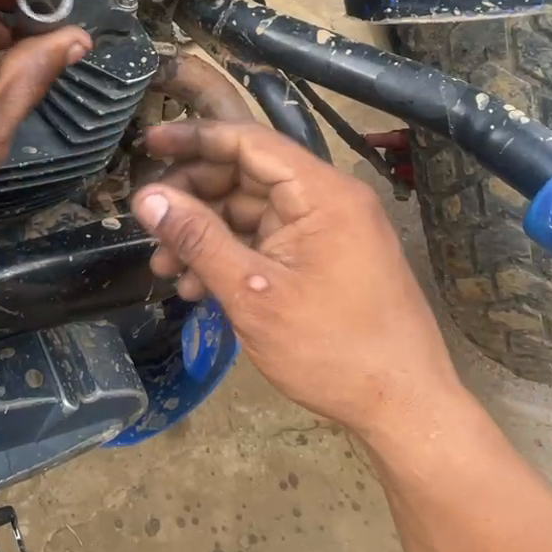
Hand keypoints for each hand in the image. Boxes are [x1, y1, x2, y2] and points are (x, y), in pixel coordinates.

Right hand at [130, 120, 465, 438]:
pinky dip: (228, 253)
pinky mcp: (321, 257)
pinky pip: (263, 238)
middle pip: (243, 174)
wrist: (406, 413)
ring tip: (166, 267)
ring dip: (203, 233)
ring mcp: (325, 230)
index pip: (248, 141)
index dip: (193, 138)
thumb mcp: (252, 293)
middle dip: (192, 198)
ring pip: (246, 209)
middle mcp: (327, 200)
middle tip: (150, 223)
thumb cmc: (333, 350)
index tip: (148, 143)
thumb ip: (197, 238)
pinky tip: (196, 285)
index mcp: (322, 194)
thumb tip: (145, 198)